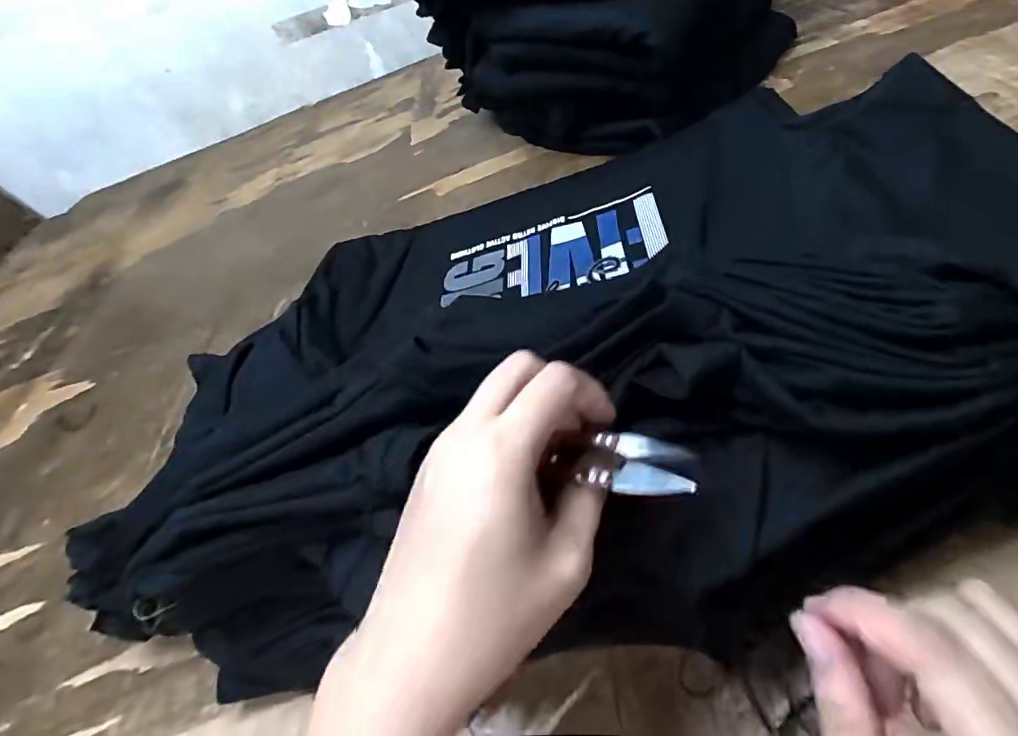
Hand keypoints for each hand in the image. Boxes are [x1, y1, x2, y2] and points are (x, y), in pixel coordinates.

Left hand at [309, 351, 616, 735]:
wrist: (410, 652)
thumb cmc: (496, 613)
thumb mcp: (566, 560)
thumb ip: (588, 493)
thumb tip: (598, 458)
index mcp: (501, 447)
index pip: (555, 378)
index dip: (593, 392)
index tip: (607, 433)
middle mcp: (465, 430)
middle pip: (519, 365)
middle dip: (560, 387)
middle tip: (581, 437)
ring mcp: (440, 444)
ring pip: (494, 389)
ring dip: (532, 405)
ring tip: (555, 462)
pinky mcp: (429, 465)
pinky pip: (476, 419)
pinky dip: (507, 424)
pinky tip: (520, 478)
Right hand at [792, 582, 1017, 735]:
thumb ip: (842, 703)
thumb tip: (808, 621)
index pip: (934, 649)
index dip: (864, 611)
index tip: (813, 607)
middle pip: (956, 621)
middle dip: (888, 623)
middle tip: (851, 664)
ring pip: (991, 616)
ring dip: (923, 623)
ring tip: (894, 674)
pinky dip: (965, 633)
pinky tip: (934, 677)